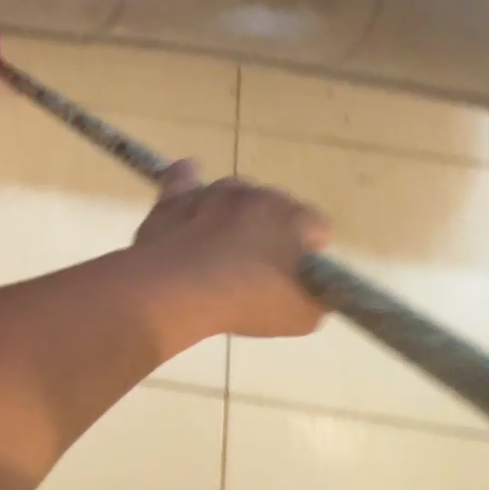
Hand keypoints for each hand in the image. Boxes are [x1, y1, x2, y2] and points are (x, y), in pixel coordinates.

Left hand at [132, 161, 331, 337]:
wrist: (174, 290)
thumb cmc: (246, 302)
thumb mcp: (304, 315)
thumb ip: (315, 290)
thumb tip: (311, 282)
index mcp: (291, 217)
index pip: (316, 225)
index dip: (308, 250)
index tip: (294, 272)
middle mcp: (251, 194)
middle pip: (272, 205)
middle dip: (270, 228)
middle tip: (255, 263)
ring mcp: (208, 192)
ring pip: (231, 192)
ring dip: (232, 210)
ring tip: (222, 241)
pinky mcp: (172, 198)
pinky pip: (182, 177)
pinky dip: (186, 177)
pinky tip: (189, 174)